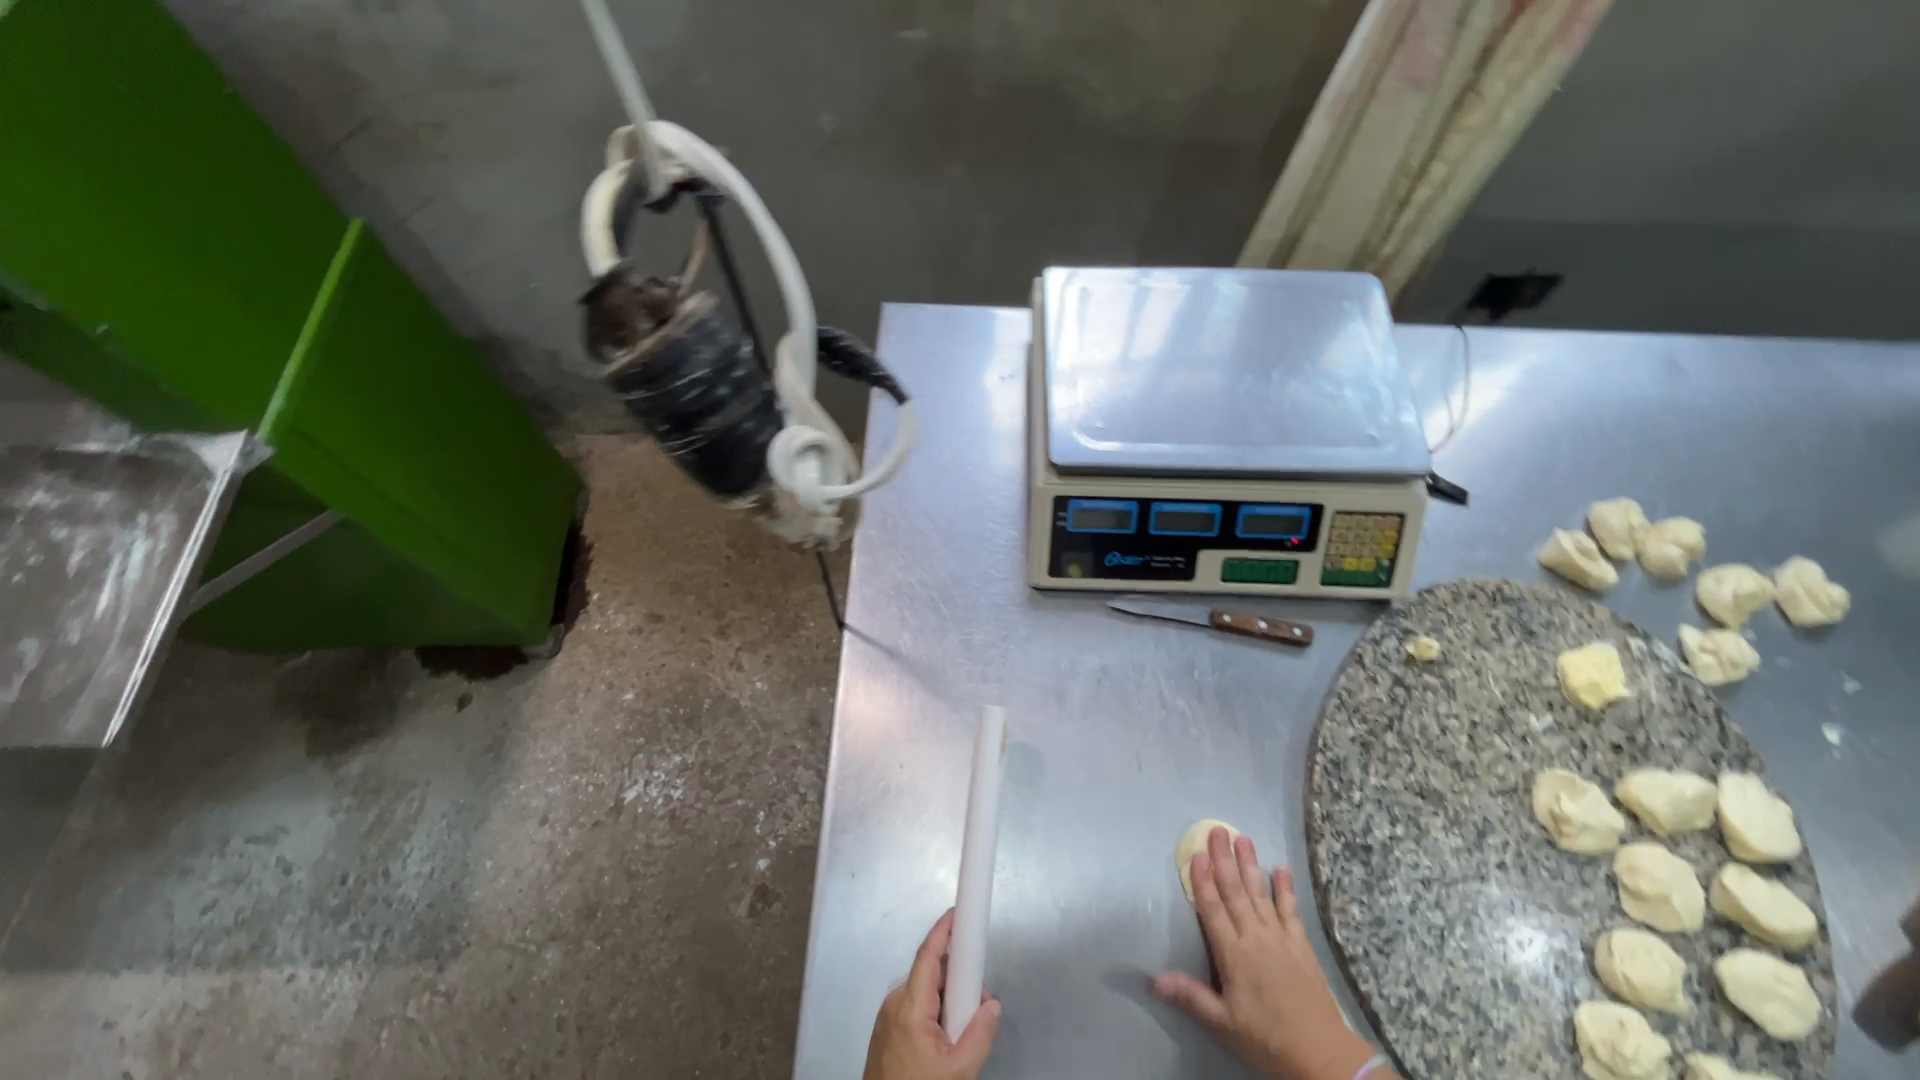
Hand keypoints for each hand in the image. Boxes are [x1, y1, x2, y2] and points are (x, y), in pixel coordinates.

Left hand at [864, 909, 1001, 1079]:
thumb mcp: (960, 1071)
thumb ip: (980, 1034)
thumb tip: (991, 1003)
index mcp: (910, 1006)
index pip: (928, 955)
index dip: (943, 930)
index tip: (959, 912)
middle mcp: (895, 1003)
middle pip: (931, 974)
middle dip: (958, 979)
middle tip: (979, 1001)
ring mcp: (888, 1017)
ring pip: (925, 993)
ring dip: (948, 1000)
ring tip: (964, 1030)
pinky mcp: (887, 1031)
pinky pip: (917, 1008)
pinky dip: (936, 1013)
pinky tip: (948, 1038)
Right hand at [1154, 828, 1386, 1079]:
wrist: (1321, 1055)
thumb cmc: (1265, 1038)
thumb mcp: (1223, 1023)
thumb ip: (1191, 996)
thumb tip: (1154, 978)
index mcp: (1233, 955)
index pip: (1213, 909)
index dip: (1203, 880)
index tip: (1195, 853)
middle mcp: (1256, 938)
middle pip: (1236, 892)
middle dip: (1224, 860)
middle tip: (1217, 830)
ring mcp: (1281, 939)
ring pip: (1260, 894)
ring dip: (1250, 865)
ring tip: (1243, 838)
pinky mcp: (1300, 946)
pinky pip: (1290, 910)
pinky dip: (1285, 889)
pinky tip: (1281, 869)